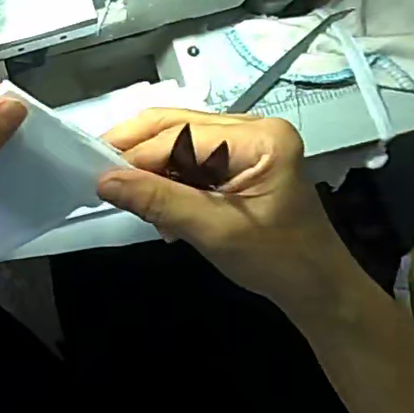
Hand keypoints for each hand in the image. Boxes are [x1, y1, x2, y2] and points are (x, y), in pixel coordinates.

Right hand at [98, 110, 369, 321]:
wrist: (317, 287)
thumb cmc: (278, 262)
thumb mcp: (215, 231)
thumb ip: (159, 201)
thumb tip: (105, 181)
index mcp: (260, 138)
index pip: (181, 136)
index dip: (136, 155)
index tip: (98, 175)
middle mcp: (252, 127)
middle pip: (176, 124)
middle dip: (135, 149)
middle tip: (96, 169)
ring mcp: (244, 140)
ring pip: (176, 139)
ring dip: (148, 167)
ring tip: (127, 195)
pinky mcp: (235, 157)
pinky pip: (187, 156)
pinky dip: (165, 178)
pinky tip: (156, 205)